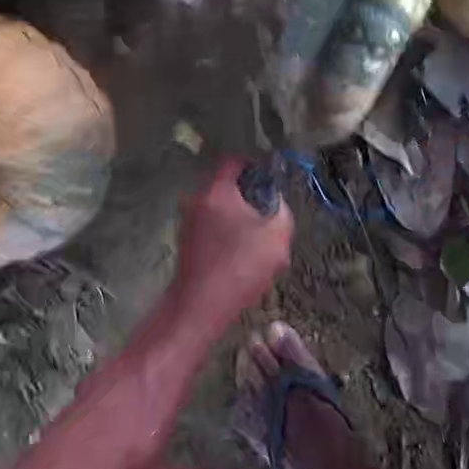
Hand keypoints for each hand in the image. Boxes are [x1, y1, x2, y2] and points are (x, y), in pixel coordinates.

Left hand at [168, 159, 294, 325]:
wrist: (200, 306)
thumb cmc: (240, 266)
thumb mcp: (277, 235)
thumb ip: (282, 211)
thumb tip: (275, 203)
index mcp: (218, 191)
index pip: (234, 162)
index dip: (255, 166)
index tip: (270, 180)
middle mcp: (197, 200)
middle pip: (228, 188)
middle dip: (250, 200)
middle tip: (269, 219)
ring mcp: (187, 223)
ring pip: (220, 211)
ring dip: (239, 222)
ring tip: (258, 246)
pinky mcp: (186, 244)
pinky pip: (212, 230)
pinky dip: (226, 238)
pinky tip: (241, 261)